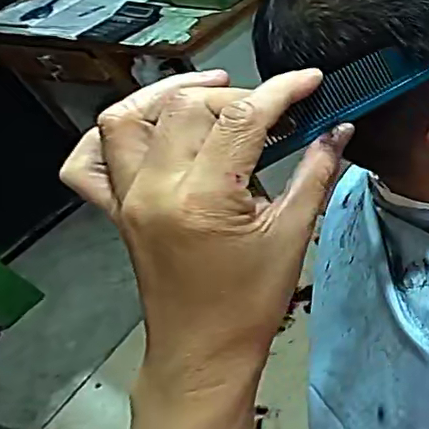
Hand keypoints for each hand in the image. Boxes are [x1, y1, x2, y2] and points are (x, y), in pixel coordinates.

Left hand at [59, 70, 351, 396]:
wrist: (204, 348)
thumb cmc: (254, 297)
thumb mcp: (295, 231)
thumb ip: (317, 171)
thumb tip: (339, 130)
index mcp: (203, 197)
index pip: (242, 118)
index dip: (282, 90)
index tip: (311, 80)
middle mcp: (153, 189)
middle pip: (185, 107)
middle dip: (238, 94)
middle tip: (277, 107)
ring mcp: (125, 198)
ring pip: (126, 119)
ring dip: (170, 94)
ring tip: (215, 89)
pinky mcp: (113, 210)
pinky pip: (88, 160)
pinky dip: (112, 132)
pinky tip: (149, 124)